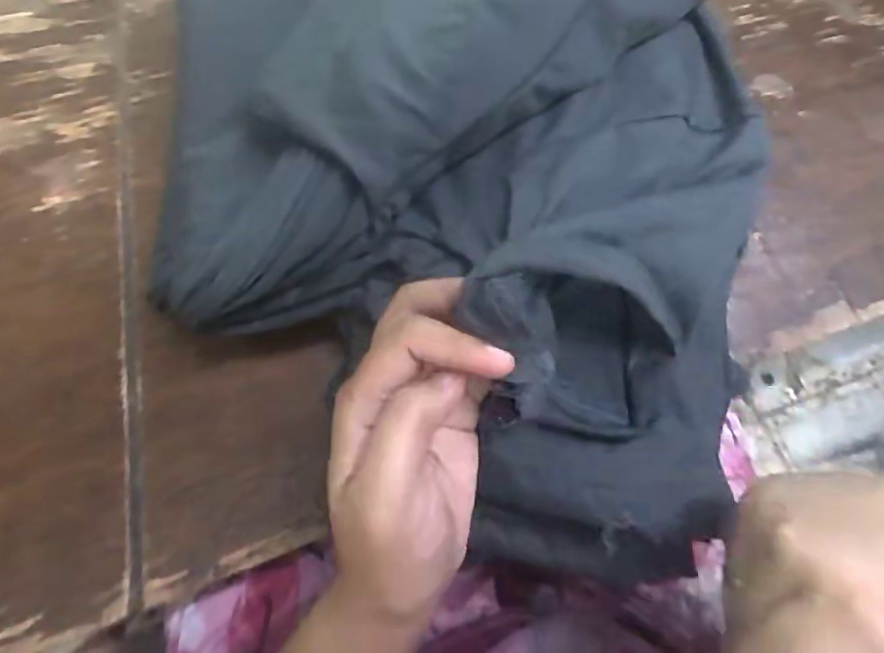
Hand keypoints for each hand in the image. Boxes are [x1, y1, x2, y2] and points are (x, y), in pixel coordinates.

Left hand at [323, 279, 513, 634]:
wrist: (403, 585)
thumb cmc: (387, 543)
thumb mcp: (385, 494)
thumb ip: (407, 424)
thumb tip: (450, 376)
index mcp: (364, 395)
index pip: (405, 338)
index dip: (454, 340)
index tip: (502, 362)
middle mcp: (388, 380)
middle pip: (410, 310)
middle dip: (452, 298)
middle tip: (499, 305)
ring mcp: (419, 389)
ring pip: (441, 326)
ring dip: (475, 317)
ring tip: (515, 320)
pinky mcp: (451, 405)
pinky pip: (469, 361)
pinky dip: (492, 349)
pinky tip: (518, 352)